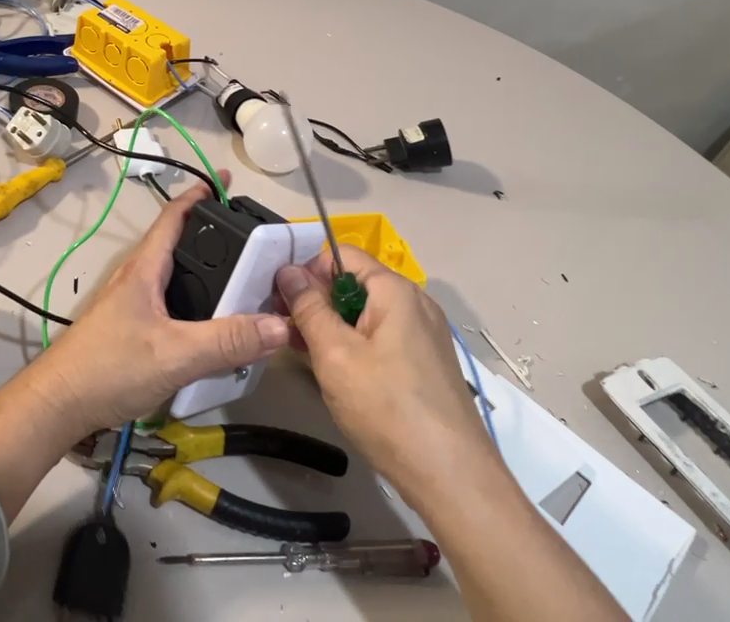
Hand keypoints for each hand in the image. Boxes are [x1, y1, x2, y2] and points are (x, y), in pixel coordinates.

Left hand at [29, 175, 290, 435]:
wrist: (58, 404)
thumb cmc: (109, 367)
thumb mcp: (176, 355)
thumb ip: (227, 341)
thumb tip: (280, 324)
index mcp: (145, 269)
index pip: (173, 218)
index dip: (198, 195)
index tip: (225, 180)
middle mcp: (137, 280)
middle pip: (179, 247)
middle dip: (215, 239)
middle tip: (255, 245)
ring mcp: (132, 306)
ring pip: (177, 279)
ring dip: (208, 277)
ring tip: (245, 286)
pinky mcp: (131, 331)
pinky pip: (173, 307)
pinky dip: (199, 307)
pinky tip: (216, 329)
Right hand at [275, 245, 492, 484]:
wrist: (450, 476)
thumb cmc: (387, 409)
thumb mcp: (335, 354)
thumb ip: (308, 307)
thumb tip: (288, 270)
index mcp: (395, 291)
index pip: (341, 254)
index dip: (306, 270)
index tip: (278, 298)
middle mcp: (414, 304)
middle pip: (354, 283)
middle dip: (316, 301)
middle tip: (284, 329)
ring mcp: (423, 335)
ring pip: (365, 314)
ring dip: (332, 327)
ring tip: (305, 355)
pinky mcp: (424, 364)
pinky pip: (380, 339)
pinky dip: (354, 347)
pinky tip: (337, 375)